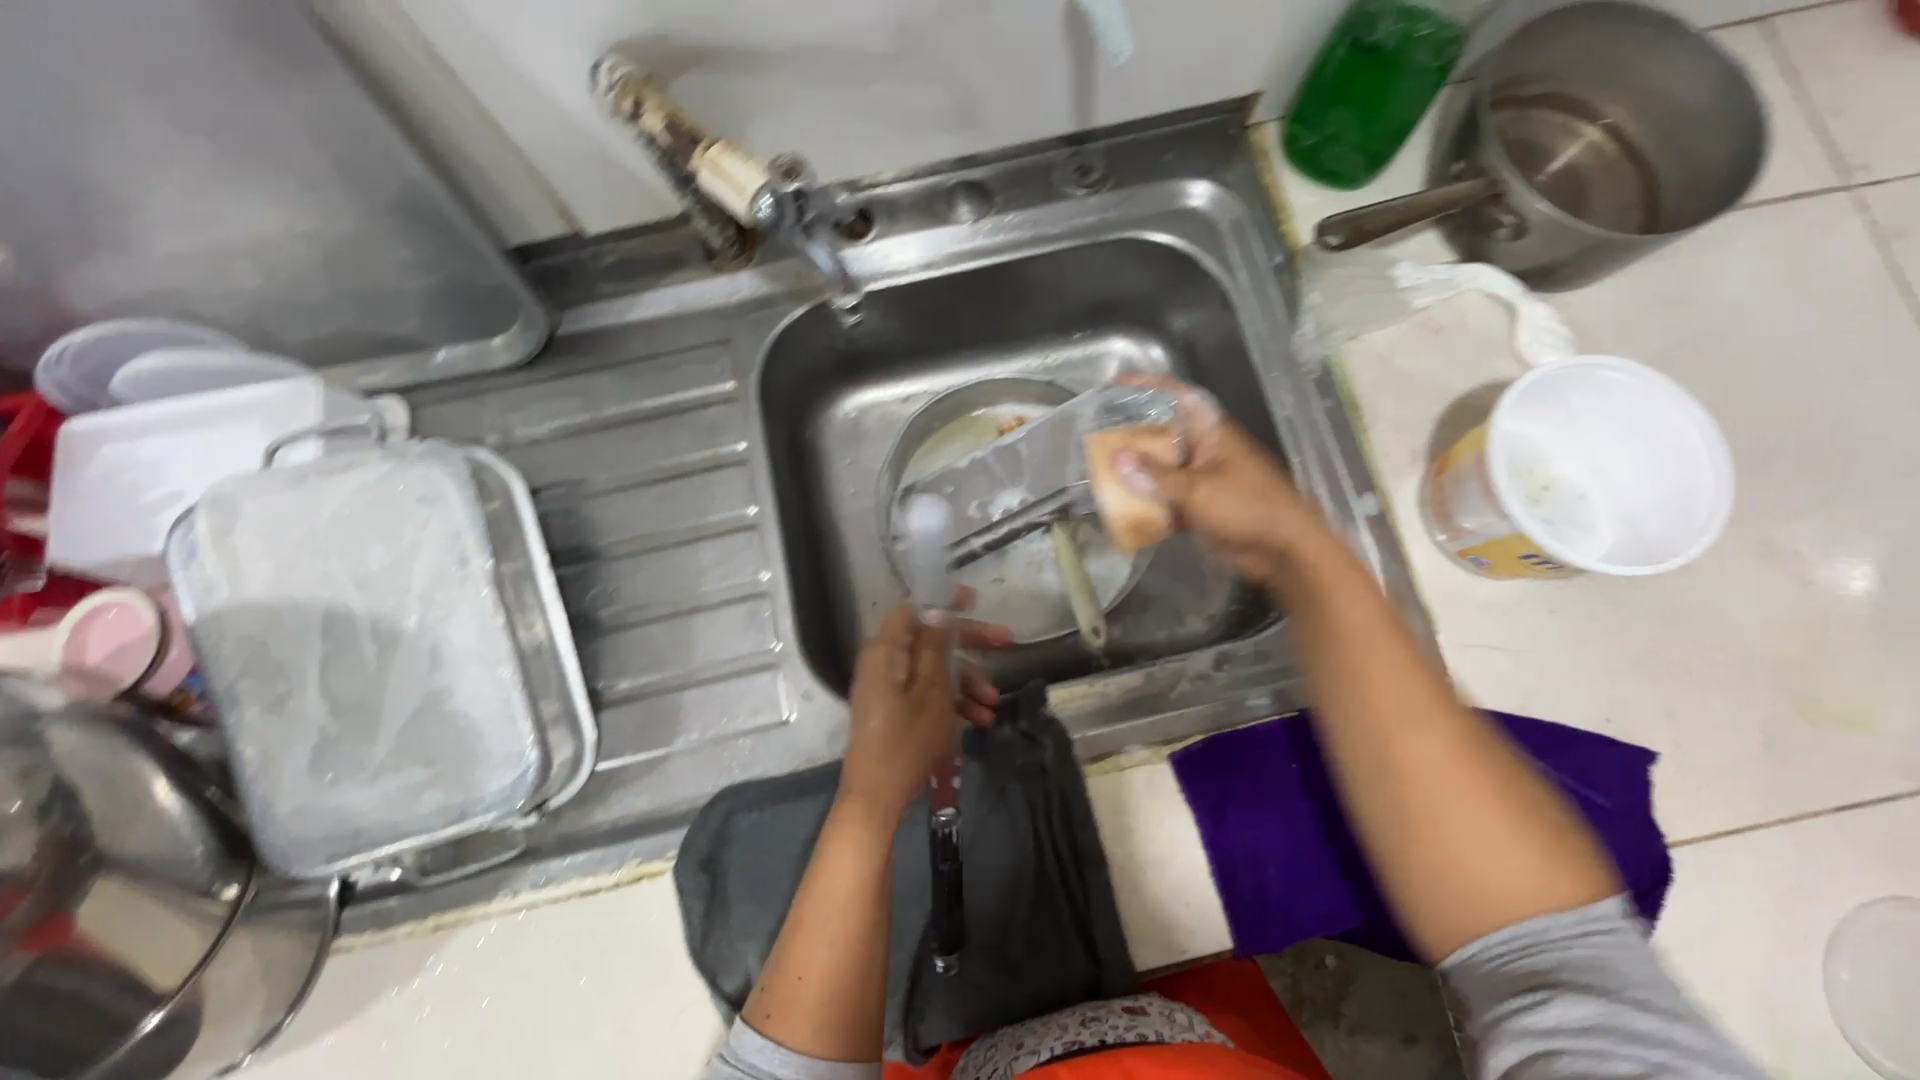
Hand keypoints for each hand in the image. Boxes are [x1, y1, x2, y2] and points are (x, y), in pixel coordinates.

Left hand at [840, 592, 1009, 818]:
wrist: (878, 797)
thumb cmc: (907, 741)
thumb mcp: (932, 690)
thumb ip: (934, 645)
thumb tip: (937, 606)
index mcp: (886, 651)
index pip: (914, 609)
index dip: (944, 601)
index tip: (974, 599)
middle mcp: (883, 663)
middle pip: (929, 640)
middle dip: (969, 646)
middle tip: (1006, 643)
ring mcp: (888, 688)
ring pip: (933, 670)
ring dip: (966, 683)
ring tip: (991, 706)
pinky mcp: (894, 711)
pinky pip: (926, 694)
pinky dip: (952, 702)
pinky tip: (978, 721)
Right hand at [1111, 375, 1319, 585]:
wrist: (1283, 550)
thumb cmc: (1246, 507)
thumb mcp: (1197, 489)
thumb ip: (1155, 476)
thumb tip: (1116, 457)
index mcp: (1210, 432)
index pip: (1177, 396)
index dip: (1147, 386)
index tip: (1116, 386)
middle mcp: (1204, 450)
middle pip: (1163, 433)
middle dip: (1131, 434)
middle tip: (1095, 435)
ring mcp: (1202, 479)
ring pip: (1161, 469)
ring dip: (1135, 473)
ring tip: (1099, 471)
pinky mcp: (1200, 507)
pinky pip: (1166, 499)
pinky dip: (1147, 504)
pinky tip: (1121, 510)